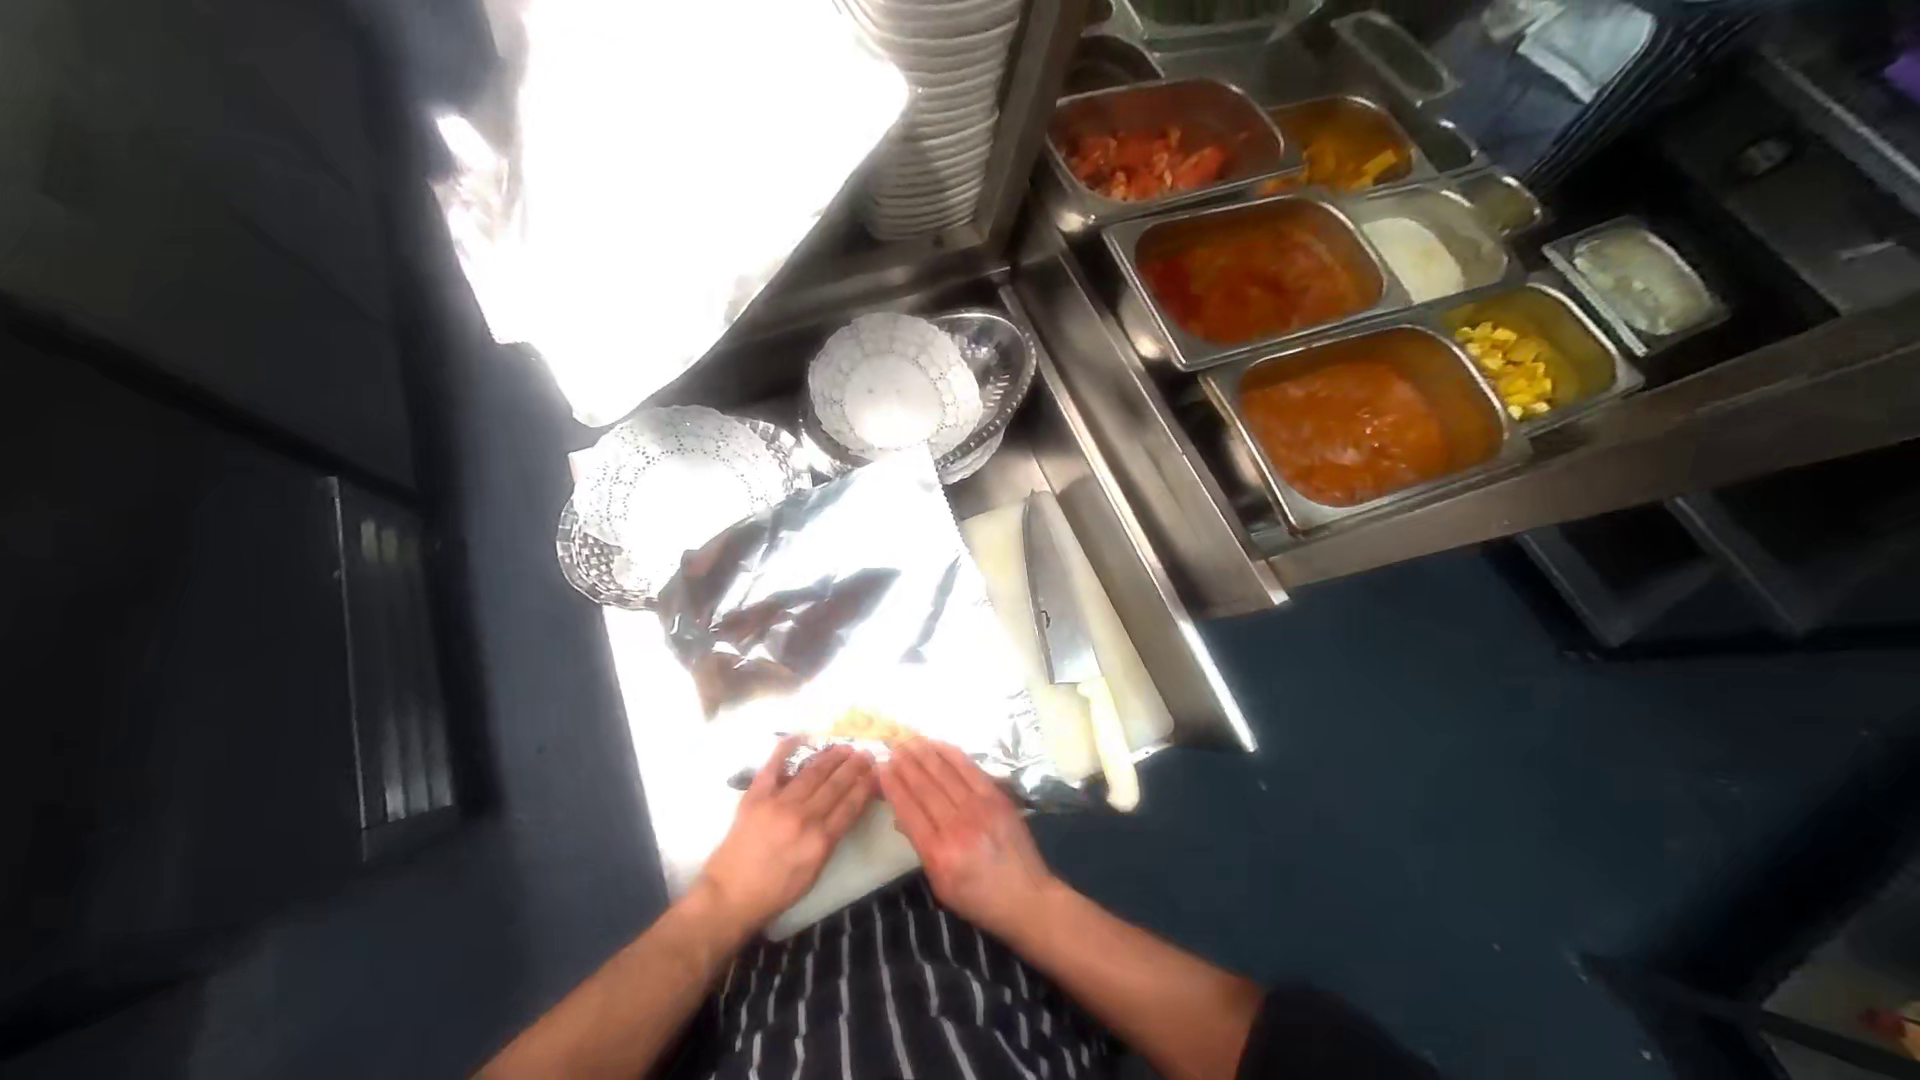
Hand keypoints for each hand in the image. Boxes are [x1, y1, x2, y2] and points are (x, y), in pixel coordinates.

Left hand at [696, 740, 875, 936]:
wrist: (729, 896)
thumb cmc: (776, 890)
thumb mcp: (814, 872)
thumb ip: (830, 838)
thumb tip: (846, 809)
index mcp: (820, 841)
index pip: (850, 805)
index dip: (865, 785)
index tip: (875, 772)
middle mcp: (803, 818)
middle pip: (835, 785)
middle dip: (853, 767)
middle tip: (865, 754)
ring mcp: (778, 804)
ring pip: (811, 772)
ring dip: (831, 757)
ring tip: (844, 748)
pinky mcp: (755, 796)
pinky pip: (773, 766)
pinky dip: (786, 749)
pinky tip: (800, 736)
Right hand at [877, 740, 1058, 940]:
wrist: (1026, 896)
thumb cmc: (978, 897)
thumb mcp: (939, 883)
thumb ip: (920, 847)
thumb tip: (901, 815)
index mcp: (938, 853)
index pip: (908, 809)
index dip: (892, 786)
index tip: (881, 769)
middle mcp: (957, 826)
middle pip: (924, 787)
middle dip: (905, 764)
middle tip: (891, 748)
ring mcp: (979, 808)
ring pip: (944, 773)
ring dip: (924, 754)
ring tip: (908, 741)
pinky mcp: (997, 798)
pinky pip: (970, 769)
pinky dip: (951, 754)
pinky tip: (937, 745)